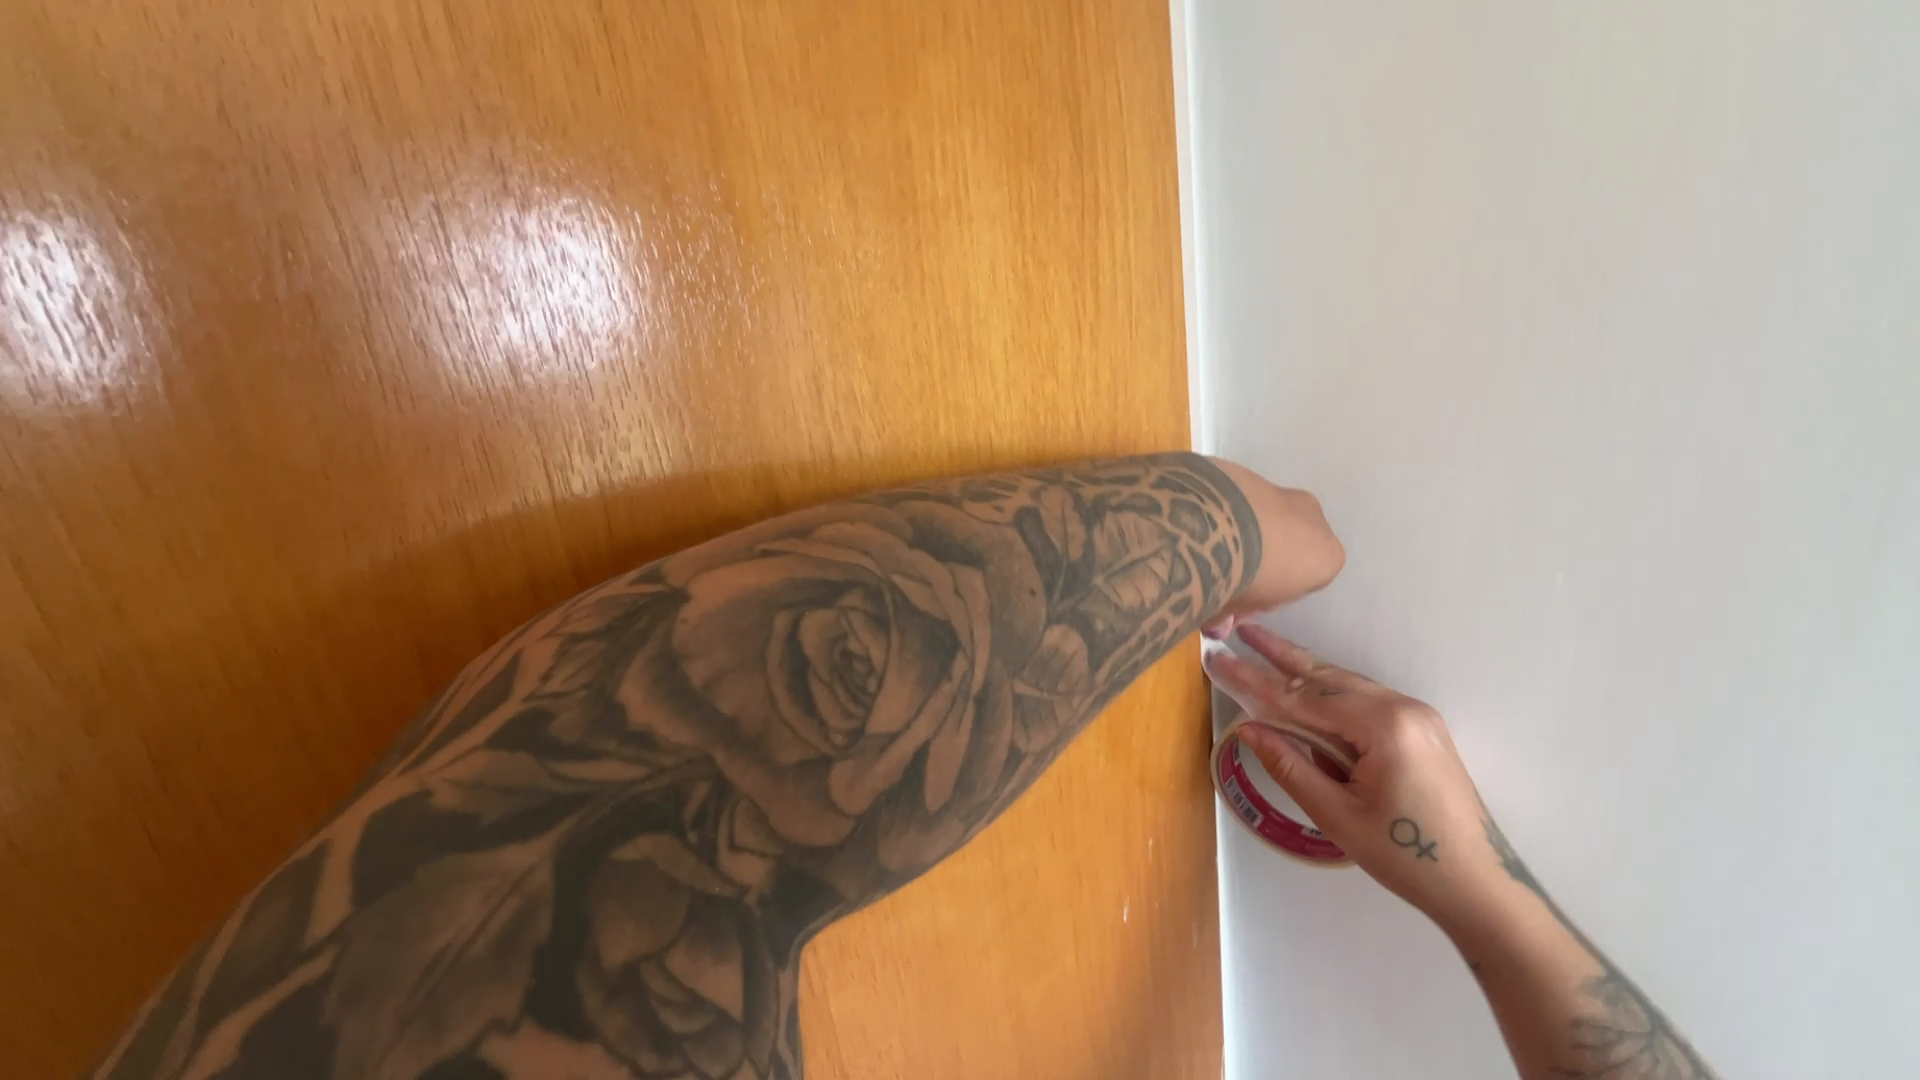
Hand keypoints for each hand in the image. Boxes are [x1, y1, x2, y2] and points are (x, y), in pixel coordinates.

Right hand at [1203, 624, 1510, 935]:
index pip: (1304, 696)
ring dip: (1303, 670)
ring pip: (1347, 684)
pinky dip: (1327, 692)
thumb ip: (1289, 766)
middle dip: (1281, 655)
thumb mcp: (1336, 815)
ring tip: (1264, 649)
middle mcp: (1403, 708)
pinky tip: (1305, 689)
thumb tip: (1249, 729)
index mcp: (1384, 726)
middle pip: (1328, 677)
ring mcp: (1416, 716)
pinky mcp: (1420, 730)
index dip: (1256, 679)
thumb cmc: (1404, 856)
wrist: (1480, 887)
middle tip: (1241, 630)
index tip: (1219, 659)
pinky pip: (1364, 700)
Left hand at [1205, 457, 1344, 617]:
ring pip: (1261, 518)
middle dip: (1257, 559)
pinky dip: (1219, 511)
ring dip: (1238, 533)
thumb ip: (1232, 614)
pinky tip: (1192, 526)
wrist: (1211, 524)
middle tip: (1219, 576)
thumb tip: (1216, 625)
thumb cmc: (1240, 578)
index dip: (1267, 594)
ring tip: (1201, 551)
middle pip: (1286, 545)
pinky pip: (1235, 499)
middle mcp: (1314, 520)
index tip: (1238, 601)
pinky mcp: (1245, 471)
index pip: (1302, 582)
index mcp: (1326, 559)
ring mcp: (1280, 490)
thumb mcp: (1237, 609)